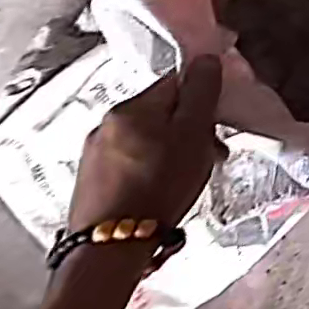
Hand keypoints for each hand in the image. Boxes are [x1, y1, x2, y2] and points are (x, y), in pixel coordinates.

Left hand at [68, 55, 225, 229]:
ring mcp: (94, 153)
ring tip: (190, 172)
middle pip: (164, 110)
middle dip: (191, 125)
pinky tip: (163, 185)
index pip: (178, 82)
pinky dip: (153, 164)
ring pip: (149, 135)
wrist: (111, 250)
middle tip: (210, 152)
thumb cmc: (161, 183)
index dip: (203, 98)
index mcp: (131, 107)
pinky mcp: (91, 180)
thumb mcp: (194, 133)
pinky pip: (132, 158)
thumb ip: (201, 92)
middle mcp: (107, 123)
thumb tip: (205, 58)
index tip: (217, 122)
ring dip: (174, 146)